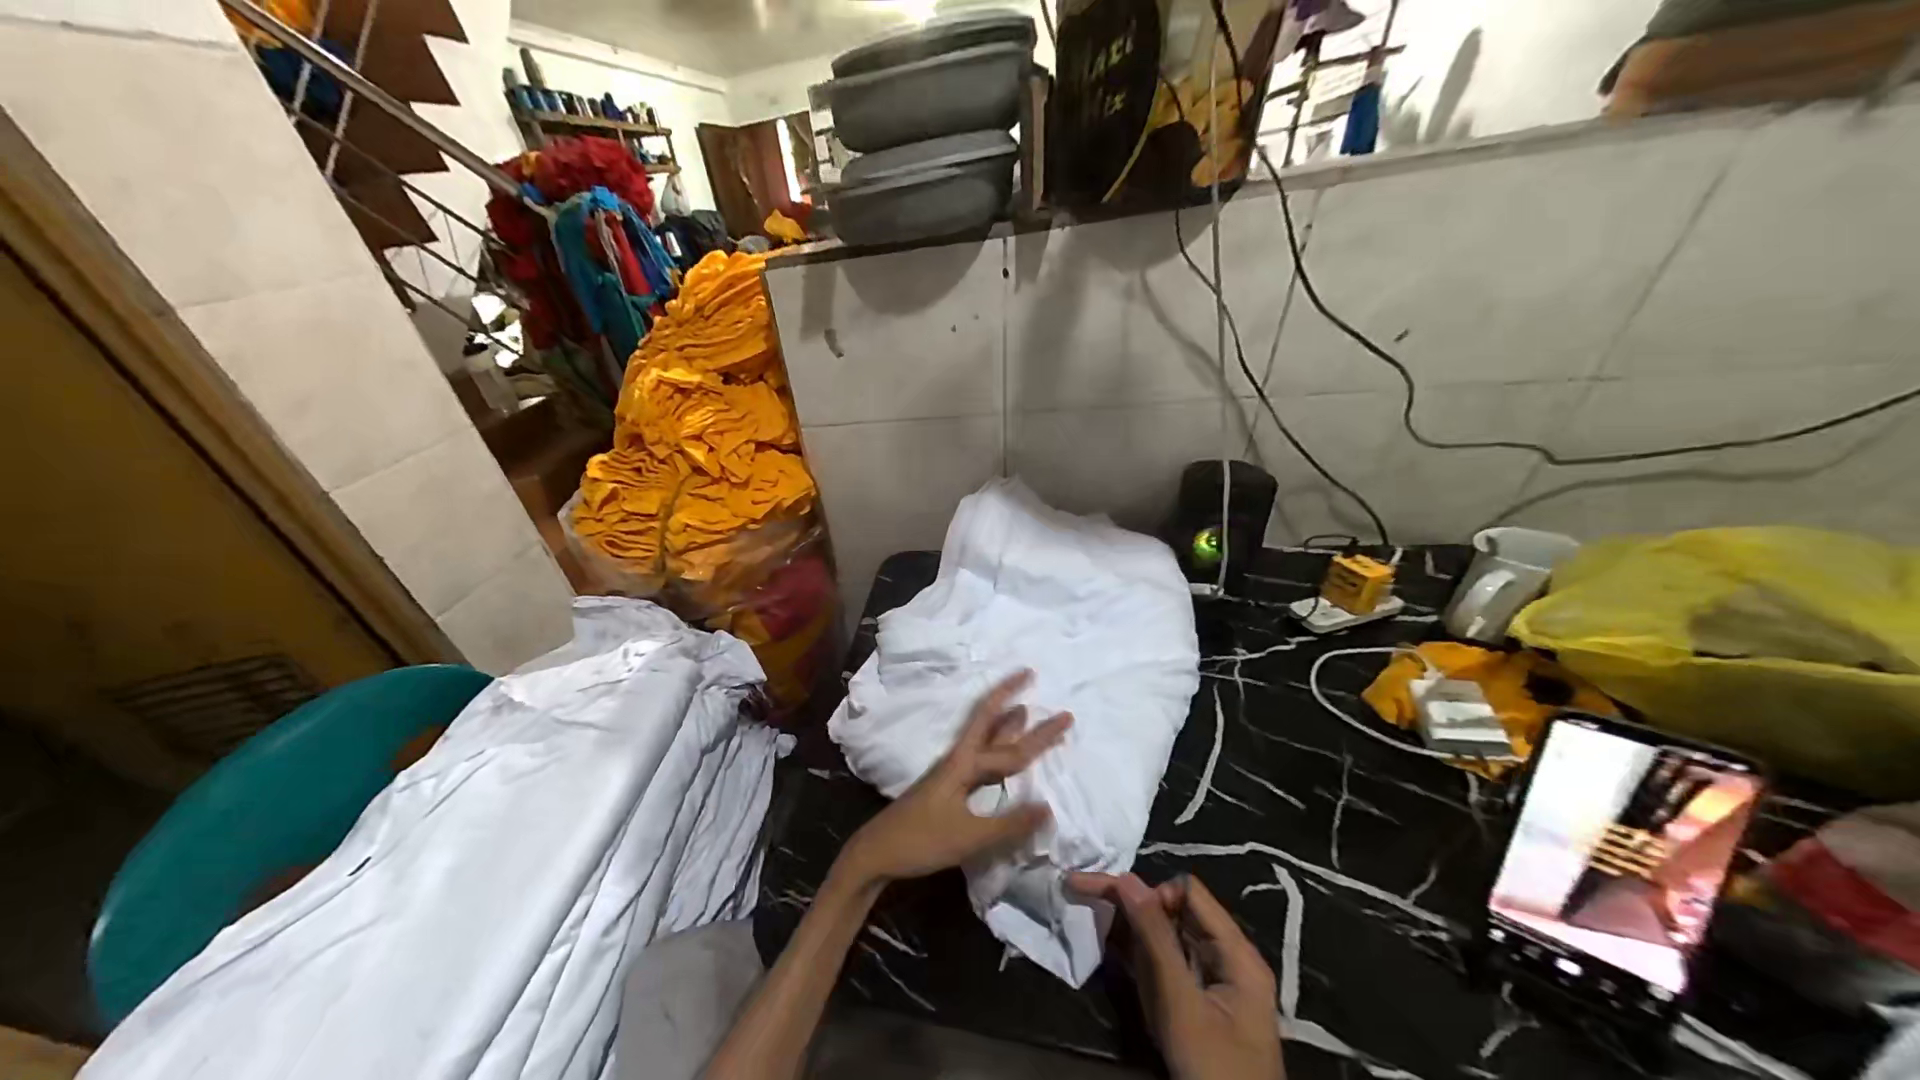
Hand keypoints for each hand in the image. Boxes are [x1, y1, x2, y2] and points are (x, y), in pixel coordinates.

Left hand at [837, 670, 1070, 885]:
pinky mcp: (945, 787)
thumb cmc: (921, 841)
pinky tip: (999, 759)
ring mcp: (950, 774)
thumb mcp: (969, 837)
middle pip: (993, 729)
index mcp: (963, 766)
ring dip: (1004, 725)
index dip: (1039, 733)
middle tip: (1039, 688)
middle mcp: (957, 761)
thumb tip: (1049, 807)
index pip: (1010, 747)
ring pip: (983, 741)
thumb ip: (1009, 823)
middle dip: (1016, 708)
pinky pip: (977, 760)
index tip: (1065, 714)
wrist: (876, 852)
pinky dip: (994, 751)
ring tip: (1023, 710)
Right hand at [1069, 872, 1284, 1079]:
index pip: (1187, 892)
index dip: (1150, 890)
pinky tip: (1113, 949)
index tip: (1113, 902)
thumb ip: (1154, 937)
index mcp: (1236, 952)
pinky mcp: (1199, 1003)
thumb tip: (1127, 880)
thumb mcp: (1179, 1002)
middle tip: (1078, 889)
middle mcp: (1227, 957)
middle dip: (1130, 903)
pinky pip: (1167, 963)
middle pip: (1175, 911)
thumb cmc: (1212, 1069)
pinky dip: (1139, 955)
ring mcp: (1213, 981)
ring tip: (1090, 912)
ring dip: (1130, 928)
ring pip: (1167, 935)